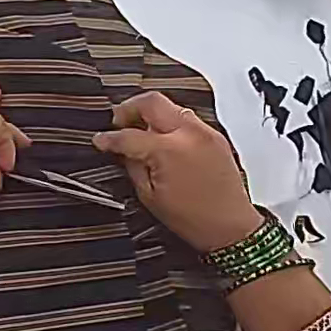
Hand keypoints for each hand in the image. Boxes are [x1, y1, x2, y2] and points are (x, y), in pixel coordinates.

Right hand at [92, 92, 261, 252]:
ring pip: (171, 106)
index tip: (101, 140)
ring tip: (140, 129)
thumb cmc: (194, 219)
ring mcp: (204, 132)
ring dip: (152, 113)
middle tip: (118, 122)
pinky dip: (171, 122)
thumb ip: (133, 166)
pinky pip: (187, 118)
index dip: (109, 138)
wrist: (230, 228)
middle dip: (129, 109)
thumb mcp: (149, 196)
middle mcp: (188, 134)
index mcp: (168, 150)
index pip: (129, 135)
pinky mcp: (216, 136)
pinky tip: (163, 138)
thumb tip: (122, 150)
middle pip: (151, 102)